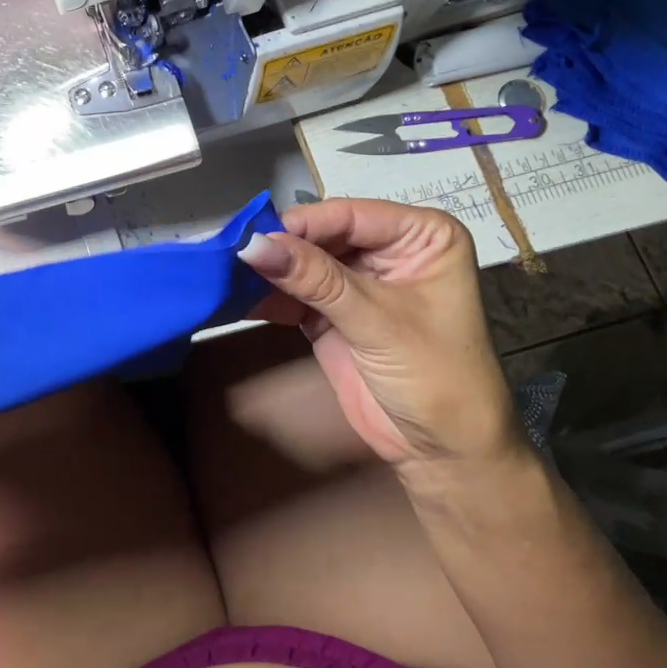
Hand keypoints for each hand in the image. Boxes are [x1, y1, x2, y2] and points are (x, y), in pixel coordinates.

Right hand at [232, 198, 523, 472]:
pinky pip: (292, 292)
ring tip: (224, 273)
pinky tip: (233, 295)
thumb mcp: (376, 321)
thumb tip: (251, 244)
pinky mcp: (331, 312)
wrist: (442, 452)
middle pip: (320, 234)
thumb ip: (313, 279)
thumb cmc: (436, 378)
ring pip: (301, 261)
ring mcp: (357, 281)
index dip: (301, 224)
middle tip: (230, 254)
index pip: (350, 215)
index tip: (252, 237)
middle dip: (278, 246)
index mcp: (422, 236)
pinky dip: (266, 295)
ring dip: (267, 270)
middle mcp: (389, 250)